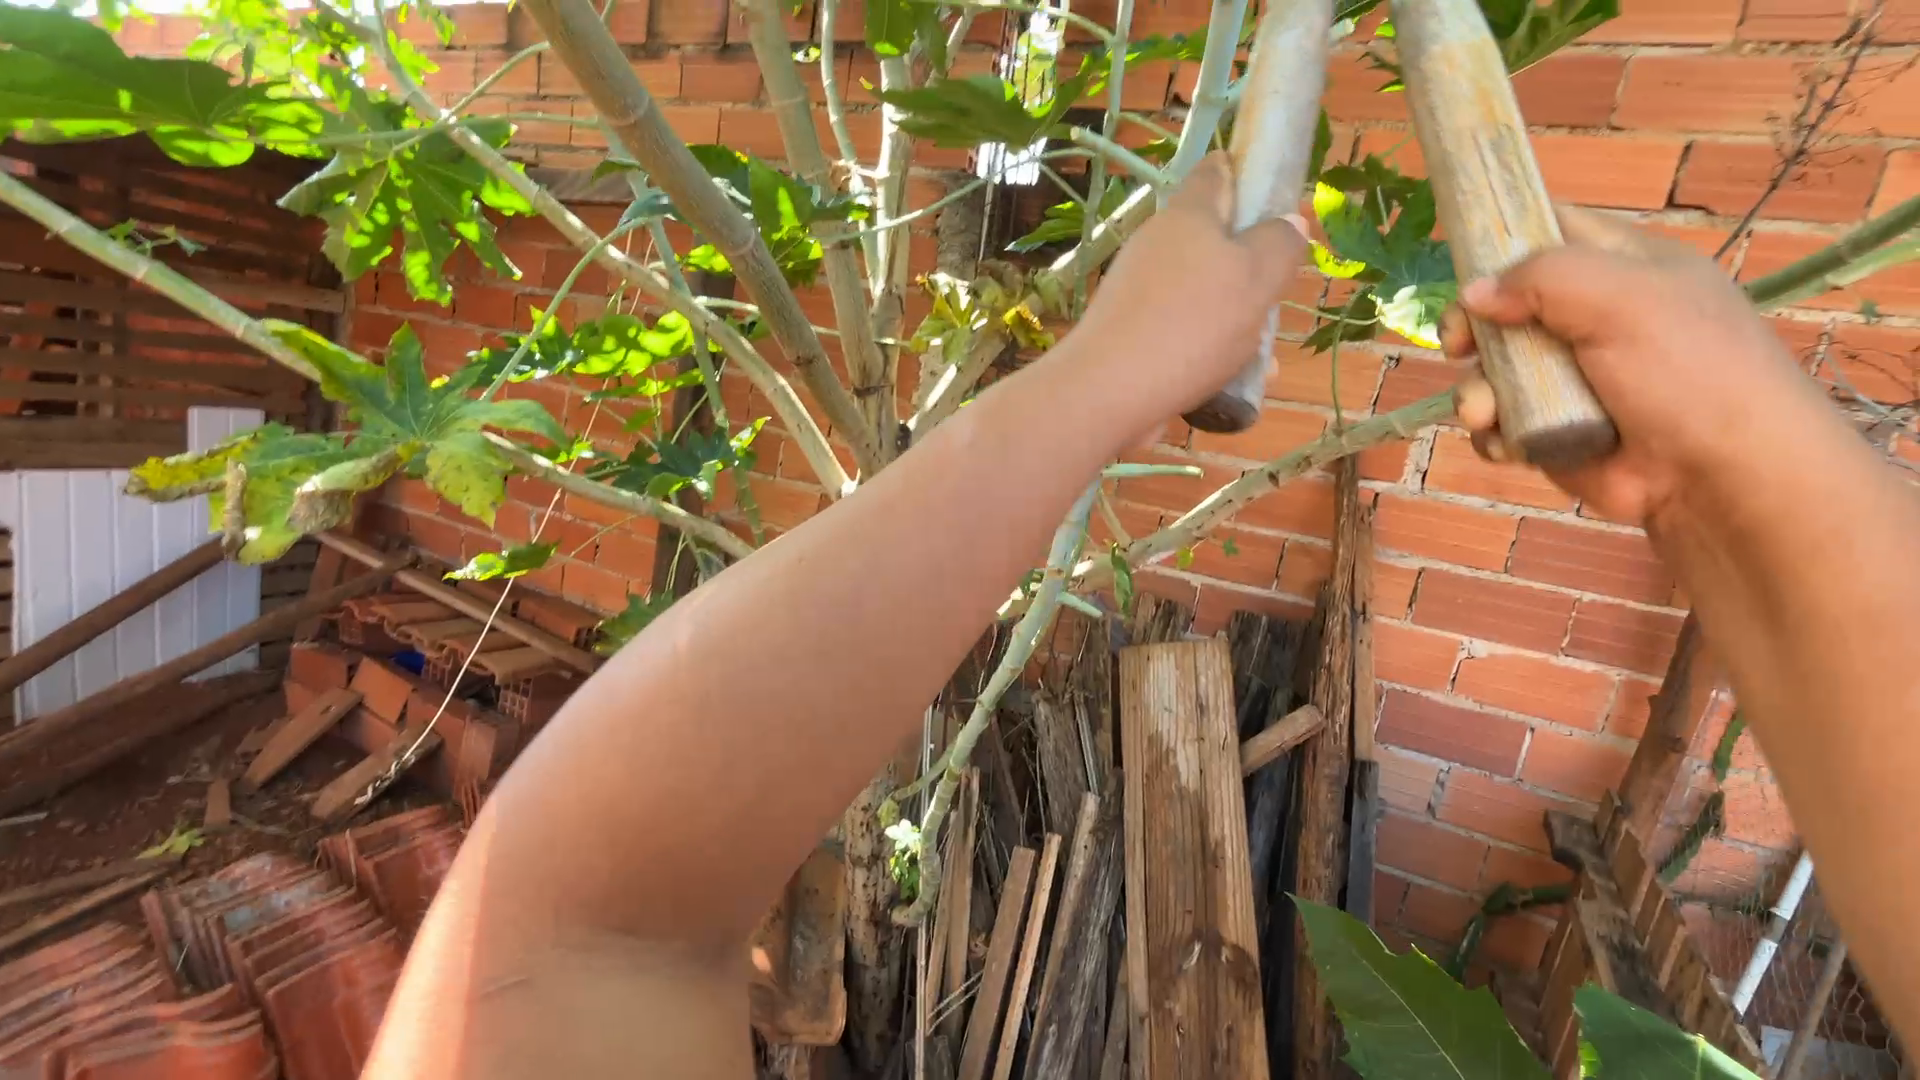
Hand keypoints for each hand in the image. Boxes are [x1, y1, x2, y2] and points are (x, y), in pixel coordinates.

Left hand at [1072, 152, 1306, 422]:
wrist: (1107, 394)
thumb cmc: (1189, 325)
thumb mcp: (1256, 277)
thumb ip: (1279, 245)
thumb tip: (1288, 223)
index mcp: (1186, 216)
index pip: (1217, 172)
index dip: (1250, 176)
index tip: (1278, 205)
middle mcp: (1155, 248)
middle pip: (1212, 244)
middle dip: (1249, 273)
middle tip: (1274, 301)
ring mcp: (1136, 295)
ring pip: (1199, 299)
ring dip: (1233, 325)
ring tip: (1262, 361)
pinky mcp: (1126, 338)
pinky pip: (1178, 339)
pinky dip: (1205, 357)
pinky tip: (1228, 387)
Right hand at [1446, 206, 1824, 524]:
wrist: (1714, 475)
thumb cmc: (1685, 373)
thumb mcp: (1624, 300)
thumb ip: (1546, 278)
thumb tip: (1473, 293)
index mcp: (1622, 270)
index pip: (1553, 229)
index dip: (1503, 237)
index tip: (1463, 264)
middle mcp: (1588, 319)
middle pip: (1502, 305)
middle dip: (1472, 327)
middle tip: (1459, 347)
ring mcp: (1566, 377)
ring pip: (1490, 370)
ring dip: (1476, 393)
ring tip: (1486, 414)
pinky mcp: (1547, 428)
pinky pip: (1496, 422)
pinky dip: (1492, 434)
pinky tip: (1508, 446)